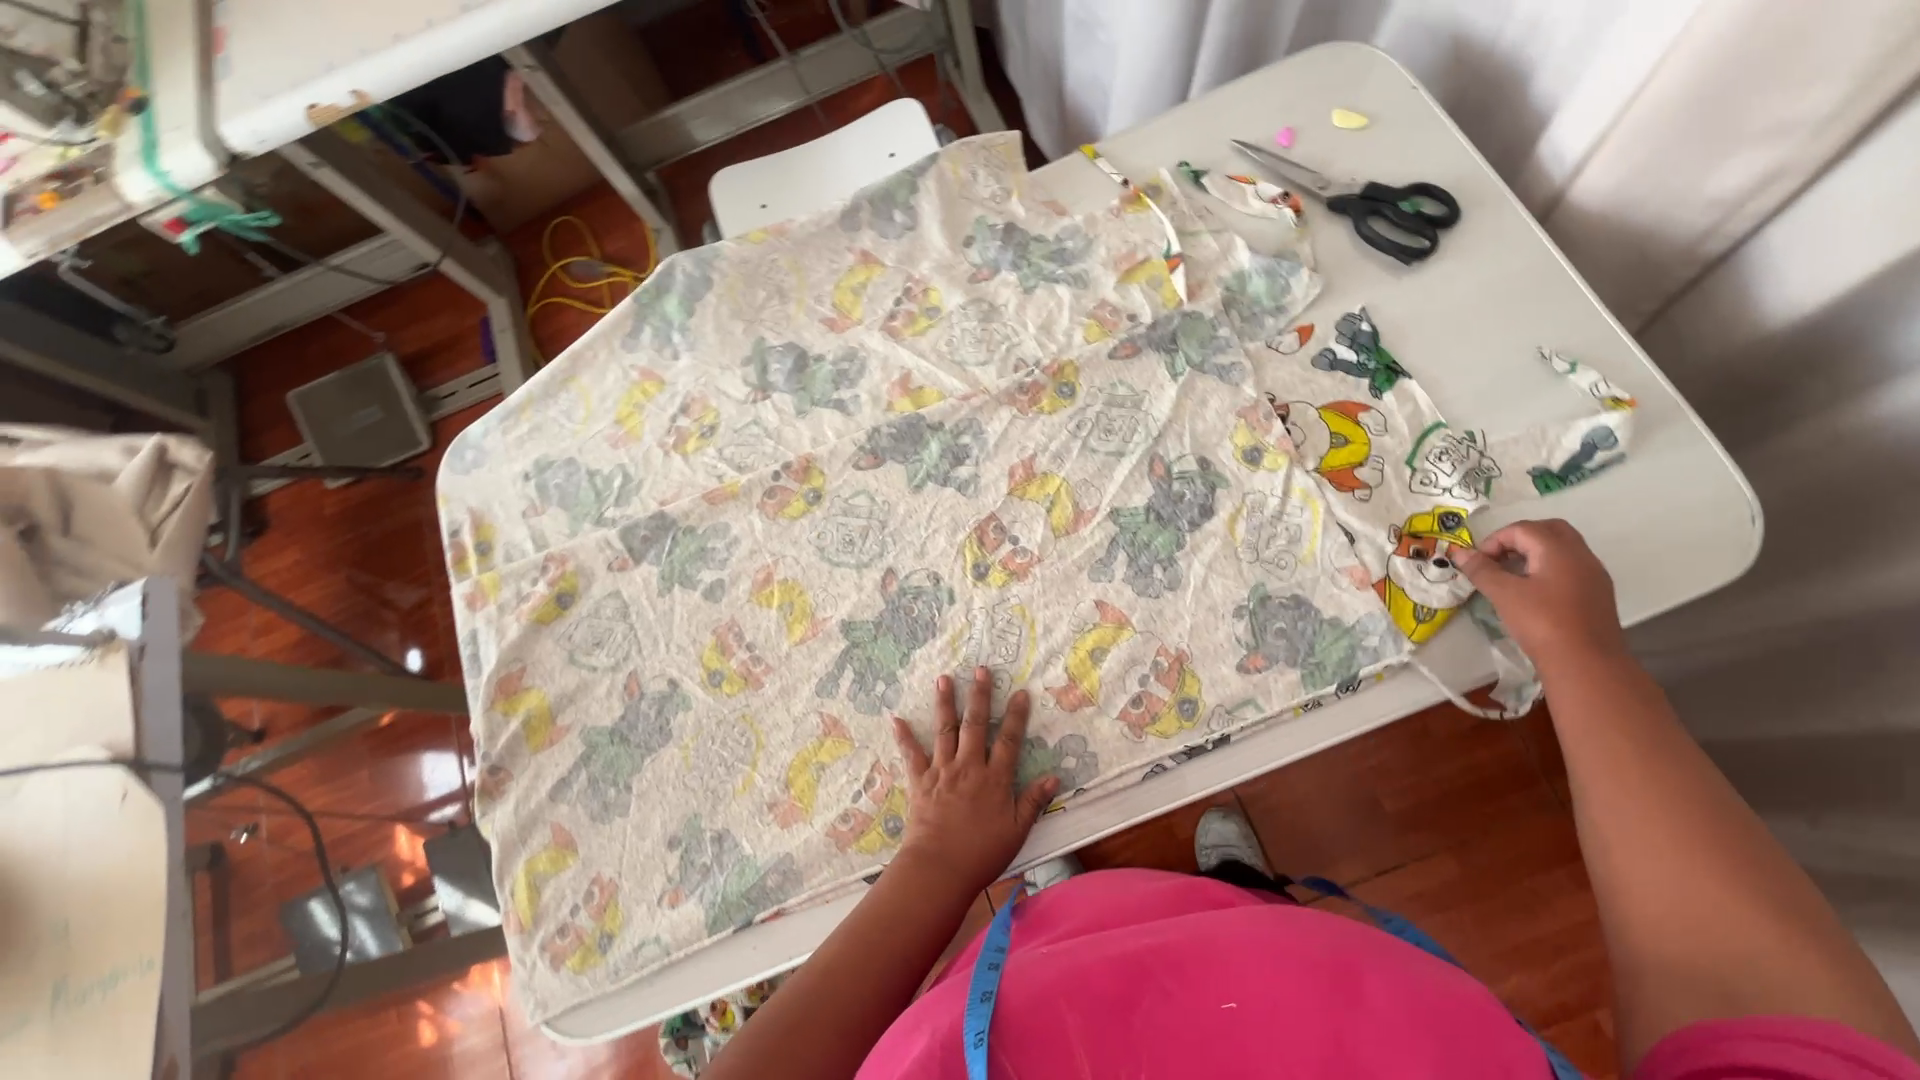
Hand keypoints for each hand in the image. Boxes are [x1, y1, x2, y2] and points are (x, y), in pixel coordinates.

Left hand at [889, 668, 1058, 895]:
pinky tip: (896, 719)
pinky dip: (904, 736)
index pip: (1009, 740)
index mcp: (995, 779)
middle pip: (975, 724)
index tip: (1020, 692)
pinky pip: (911, 754)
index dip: (1016, 715)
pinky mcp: (920, 781)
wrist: (940, 867)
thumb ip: (1034, 802)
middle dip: (979, 695)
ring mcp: (942, 771)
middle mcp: (969, 767)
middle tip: (980, 669)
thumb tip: (1054, 777)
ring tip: (943, 677)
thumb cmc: (982, 853)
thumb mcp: (1017, 830)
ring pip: (944, 730)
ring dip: (944, 702)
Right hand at [1453, 519, 1629, 673]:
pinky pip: (1570, 567)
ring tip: (1512, 577)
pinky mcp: (1597, 593)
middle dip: (1519, 539)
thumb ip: (1481, 570)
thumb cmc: (1542, 623)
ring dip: (1534, 553)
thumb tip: (1459, 553)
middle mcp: (1581, 555)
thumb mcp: (1504, 595)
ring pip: (1562, 548)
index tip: (1479, 563)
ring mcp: (1593, 574)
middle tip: (1498, 560)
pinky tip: (1534, 593)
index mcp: (1559, 550)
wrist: (1586, 663)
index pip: (1523, 529)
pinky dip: (1548, 568)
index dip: (1495, 541)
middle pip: (1549, 530)